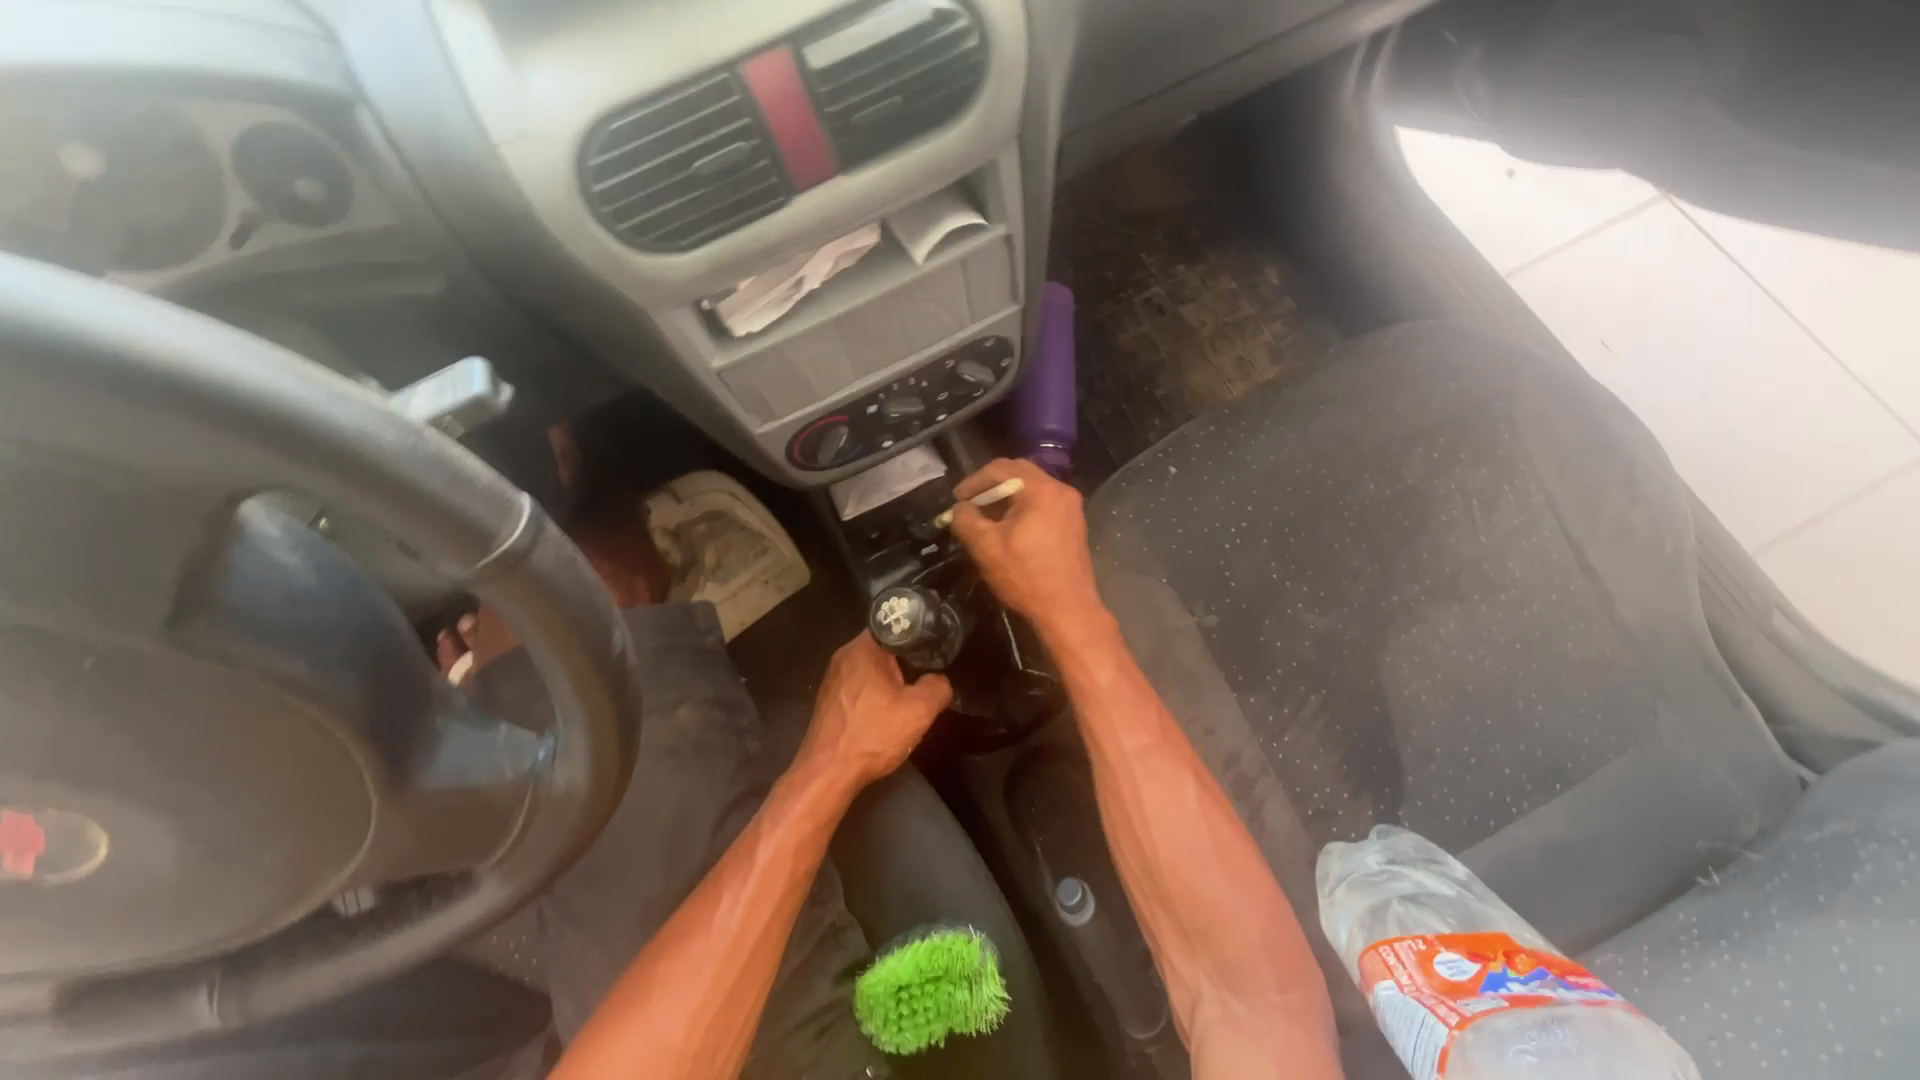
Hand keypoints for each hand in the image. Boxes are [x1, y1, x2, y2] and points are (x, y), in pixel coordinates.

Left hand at [799, 632, 951, 789]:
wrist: (828, 772)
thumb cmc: (873, 734)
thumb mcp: (919, 711)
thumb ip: (938, 686)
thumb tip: (940, 679)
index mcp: (864, 647)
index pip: (896, 623)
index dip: (919, 631)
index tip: (936, 644)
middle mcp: (845, 655)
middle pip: (885, 645)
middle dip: (907, 658)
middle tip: (929, 671)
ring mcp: (834, 676)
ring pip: (872, 666)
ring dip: (891, 677)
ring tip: (911, 692)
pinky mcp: (829, 697)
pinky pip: (859, 683)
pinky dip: (875, 691)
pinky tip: (886, 710)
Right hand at [949, 459, 1102, 635]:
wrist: (1068, 610)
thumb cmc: (1026, 577)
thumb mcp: (986, 547)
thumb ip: (965, 520)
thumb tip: (958, 509)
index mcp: (1040, 489)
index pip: (1000, 468)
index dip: (973, 481)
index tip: (957, 499)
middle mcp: (1060, 490)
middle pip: (1019, 473)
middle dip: (990, 486)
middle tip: (970, 504)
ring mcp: (1071, 507)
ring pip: (1032, 489)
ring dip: (1007, 498)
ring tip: (986, 518)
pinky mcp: (1074, 524)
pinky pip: (1044, 504)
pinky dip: (1023, 508)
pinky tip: (1009, 529)